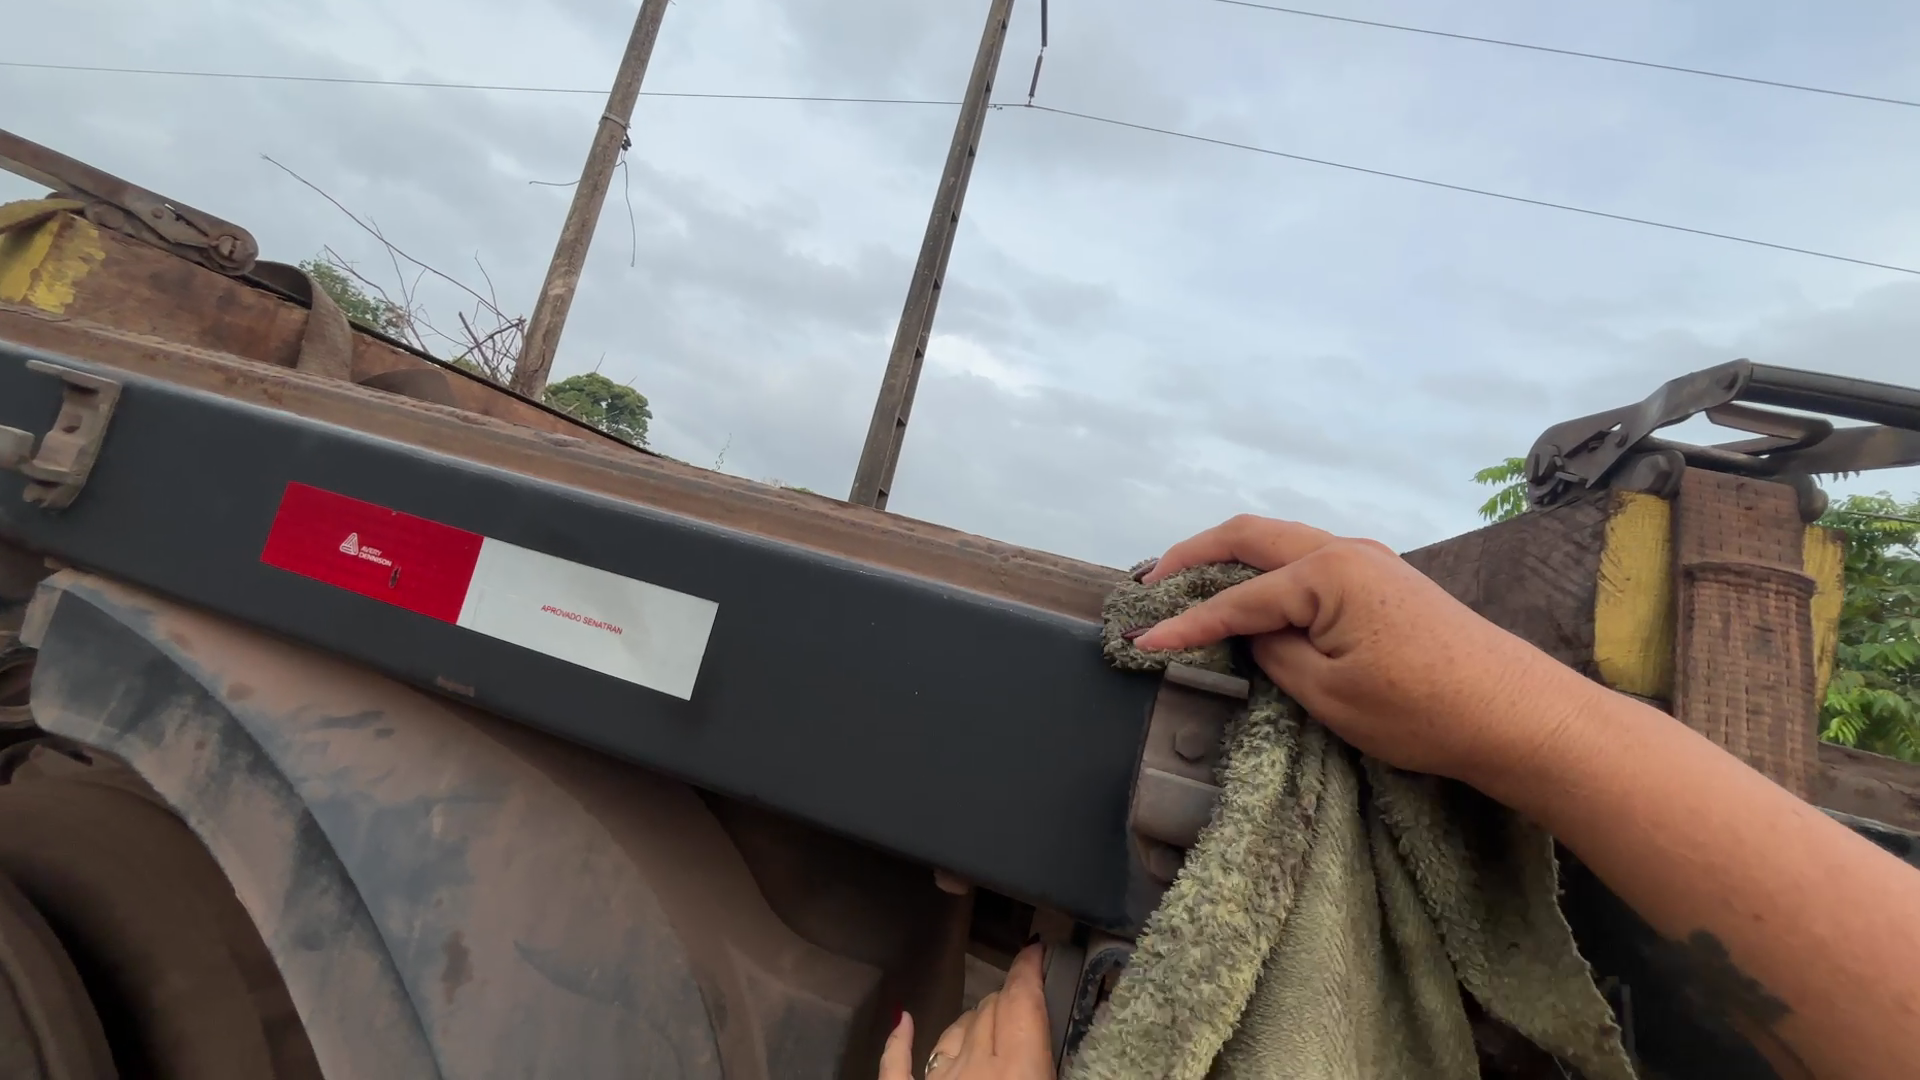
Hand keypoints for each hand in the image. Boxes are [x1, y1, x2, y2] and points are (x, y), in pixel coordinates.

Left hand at [879, 945, 1053, 1079]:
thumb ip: (1050, 1064)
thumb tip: (1050, 1047)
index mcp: (1020, 1072)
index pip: (1022, 1001)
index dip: (1029, 969)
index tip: (1035, 950)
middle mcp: (975, 1069)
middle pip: (992, 1010)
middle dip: (1008, 999)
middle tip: (1024, 1003)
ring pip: (956, 1029)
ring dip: (974, 1021)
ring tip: (987, 1021)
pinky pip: (897, 1066)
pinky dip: (899, 1042)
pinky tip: (902, 1022)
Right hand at [1132, 515, 1588, 787]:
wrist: (1525, 717)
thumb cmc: (1424, 710)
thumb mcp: (1329, 693)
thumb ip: (1272, 650)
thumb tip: (1248, 630)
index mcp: (1327, 574)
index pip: (1237, 599)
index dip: (1184, 624)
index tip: (1140, 641)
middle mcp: (1343, 550)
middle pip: (1248, 536)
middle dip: (1192, 555)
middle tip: (1151, 580)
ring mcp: (1366, 559)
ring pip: (1277, 540)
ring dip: (1227, 556)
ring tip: (1186, 580)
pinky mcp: (1380, 577)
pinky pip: (1303, 559)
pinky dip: (1263, 569)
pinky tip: (1247, 590)